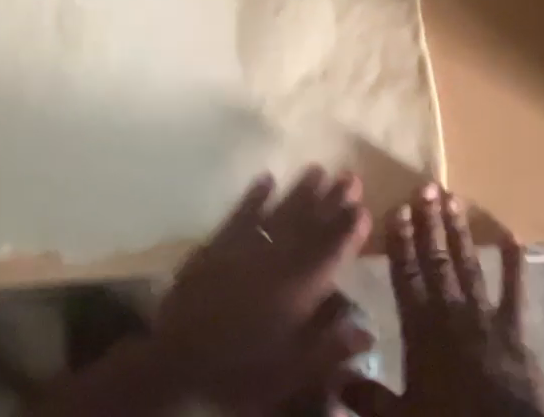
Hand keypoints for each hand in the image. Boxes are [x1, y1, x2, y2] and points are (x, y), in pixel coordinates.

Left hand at [154, 167, 374, 407]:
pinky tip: (266, 178)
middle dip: (331, 200)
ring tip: (317, 168)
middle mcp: (272, 264)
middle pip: (307, 227)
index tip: (364, 206)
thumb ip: (330, 349)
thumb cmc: (239, 374)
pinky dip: (253, 197)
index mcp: (296, 294)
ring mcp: (241, 251)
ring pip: (277, 215)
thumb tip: (368, 331)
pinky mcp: (214, 248)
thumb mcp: (291, 374)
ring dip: (298, 192)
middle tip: (350, 175)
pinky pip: (238, 215)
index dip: (348, 230)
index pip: (329, 254)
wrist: (175, 366)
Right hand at [340, 185, 543, 416]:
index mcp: (419, 328)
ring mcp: (484, 317)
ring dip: (460, 231)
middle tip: (425, 187)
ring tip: (453, 198)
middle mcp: (450, 312)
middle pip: (436, 259)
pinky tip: (514, 236)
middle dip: (429, 223)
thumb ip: (367, 396)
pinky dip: (515, 264)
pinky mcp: (515, 329)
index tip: (395, 208)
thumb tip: (335, 378)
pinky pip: (516, 291)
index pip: (405, 275)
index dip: (399, 241)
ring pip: (468, 265)